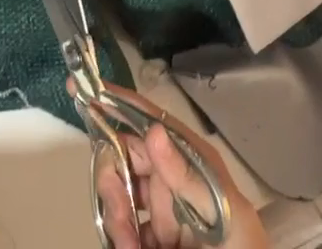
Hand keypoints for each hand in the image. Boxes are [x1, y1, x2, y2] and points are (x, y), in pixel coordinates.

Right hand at [85, 85, 269, 248]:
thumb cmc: (240, 248)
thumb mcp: (223, 212)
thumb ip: (188, 175)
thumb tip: (152, 131)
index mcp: (188, 158)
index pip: (147, 121)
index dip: (115, 101)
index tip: (81, 88)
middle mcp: (170, 174)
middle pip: (122, 156)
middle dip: (111, 180)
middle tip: (121, 218)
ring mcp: (158, 205)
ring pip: (116, 191)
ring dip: (115, 216)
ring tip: (130, 245)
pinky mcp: (150, 233)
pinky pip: (119, 224)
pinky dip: (118, 236)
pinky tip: (131, 248)